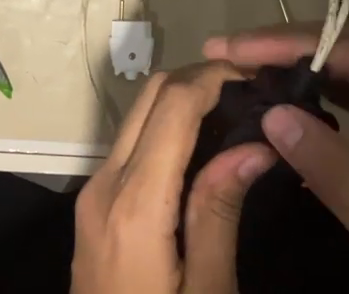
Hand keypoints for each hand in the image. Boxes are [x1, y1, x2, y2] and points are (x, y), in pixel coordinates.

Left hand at [71, 62, 277, 293]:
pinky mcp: (92, 207)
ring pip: (137, 115)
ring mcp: (92, 193)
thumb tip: (253, 143)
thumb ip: (220, 211)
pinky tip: (202, 145)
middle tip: (249, 90)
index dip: (213, 77)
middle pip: (149, 96)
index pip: (173, 105)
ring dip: (181, 99)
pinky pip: (130, 145)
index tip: (256, 76)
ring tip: (234, 111)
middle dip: (198, 78)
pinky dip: (165, 127)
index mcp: (134, 201)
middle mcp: (104, 182)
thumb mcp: (208, 293)